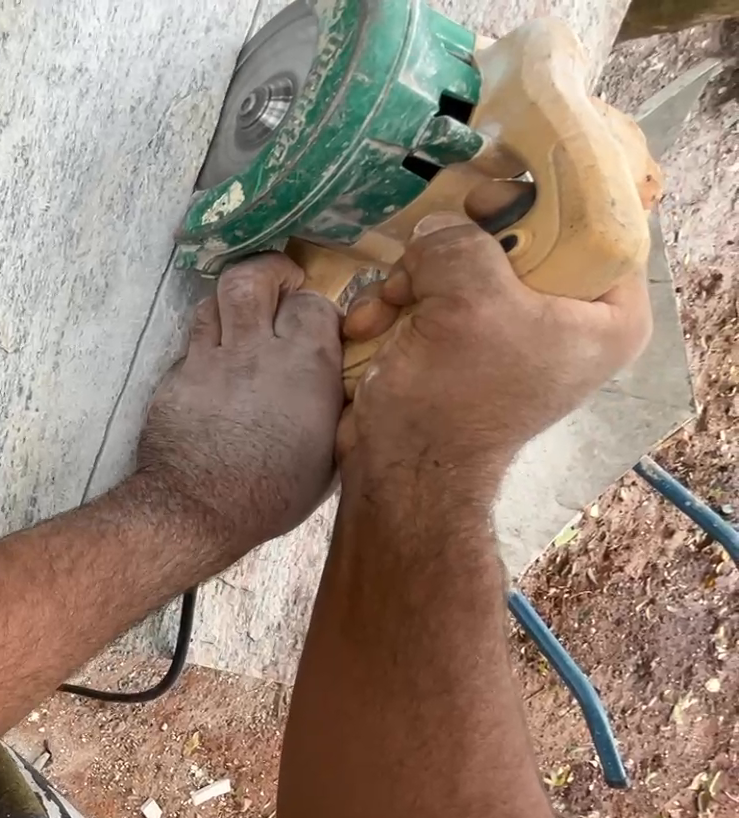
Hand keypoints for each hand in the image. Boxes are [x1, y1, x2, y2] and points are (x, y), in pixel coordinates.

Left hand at [136, 254, 343, 558]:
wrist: (198, 508)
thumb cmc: (273, 490)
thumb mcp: (331, 448)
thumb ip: (335, 402)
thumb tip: (336, 384)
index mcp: (306, 363)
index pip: (310, 302)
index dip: (308, 305)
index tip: (306, 321)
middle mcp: (252, 351)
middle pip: (248, 279)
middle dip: (262, 274)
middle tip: (270, 294)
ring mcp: (205, 363)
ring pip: (209, 305)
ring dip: (225, 308)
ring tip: (235, 327)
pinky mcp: (171, 382)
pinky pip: (186, 349)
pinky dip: (200, 353)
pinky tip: (208, 378)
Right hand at [340, 212, 651, 488]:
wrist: (393, 468)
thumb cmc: (448, 398)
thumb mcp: (466, 308)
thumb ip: (459, 248)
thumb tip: (437, 227)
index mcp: (603, 312)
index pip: (591, 226)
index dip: (536, 203)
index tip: (481, 197)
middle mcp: (557, 321)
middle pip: (507, 250)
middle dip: (444, 259)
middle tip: (411, 272)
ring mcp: (496, 339)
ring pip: (452, 278)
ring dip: (402, 288)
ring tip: (375, 314)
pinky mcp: (446, 354)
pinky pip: (422, 309)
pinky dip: (388, 313)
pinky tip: (365, 329)